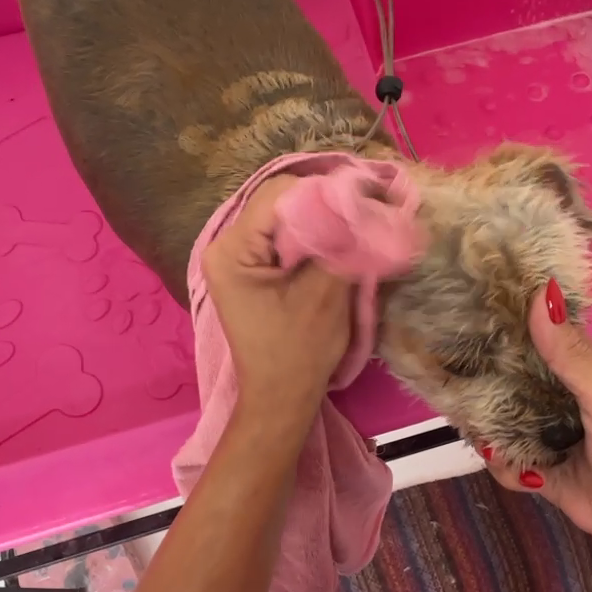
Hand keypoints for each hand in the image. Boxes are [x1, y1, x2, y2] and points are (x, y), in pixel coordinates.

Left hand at [201, 180, 354, 422]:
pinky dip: (313, 237)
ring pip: (286, 217)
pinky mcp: (251, 266)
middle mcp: (225, 244)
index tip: (365, 203)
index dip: (326, 193)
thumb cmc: (299, 353)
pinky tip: (337, 246)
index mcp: (231, 250)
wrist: (281, 397)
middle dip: (326, 205)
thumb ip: (340, 245)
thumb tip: (366, 203)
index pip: (280, 195)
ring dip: (323, 221)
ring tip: (356, 229)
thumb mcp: (325, 295)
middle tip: (366, 214)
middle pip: (281, 202)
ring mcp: (236, 255)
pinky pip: (285, 236)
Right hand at [486, 286, 591, 549]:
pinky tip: (527, 476)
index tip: (462, 312)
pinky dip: (506, 468)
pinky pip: (503, 461)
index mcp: (578, 368)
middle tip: (446, 377)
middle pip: (504, 377)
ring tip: (487, 435)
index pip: (533, 333)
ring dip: (487, 428)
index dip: (501, 323)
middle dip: (479, 380)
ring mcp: (542, 432)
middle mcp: (554, 395)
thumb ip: (572, 353)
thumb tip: (540, 293)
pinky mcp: (534, 468)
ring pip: (495, 419)